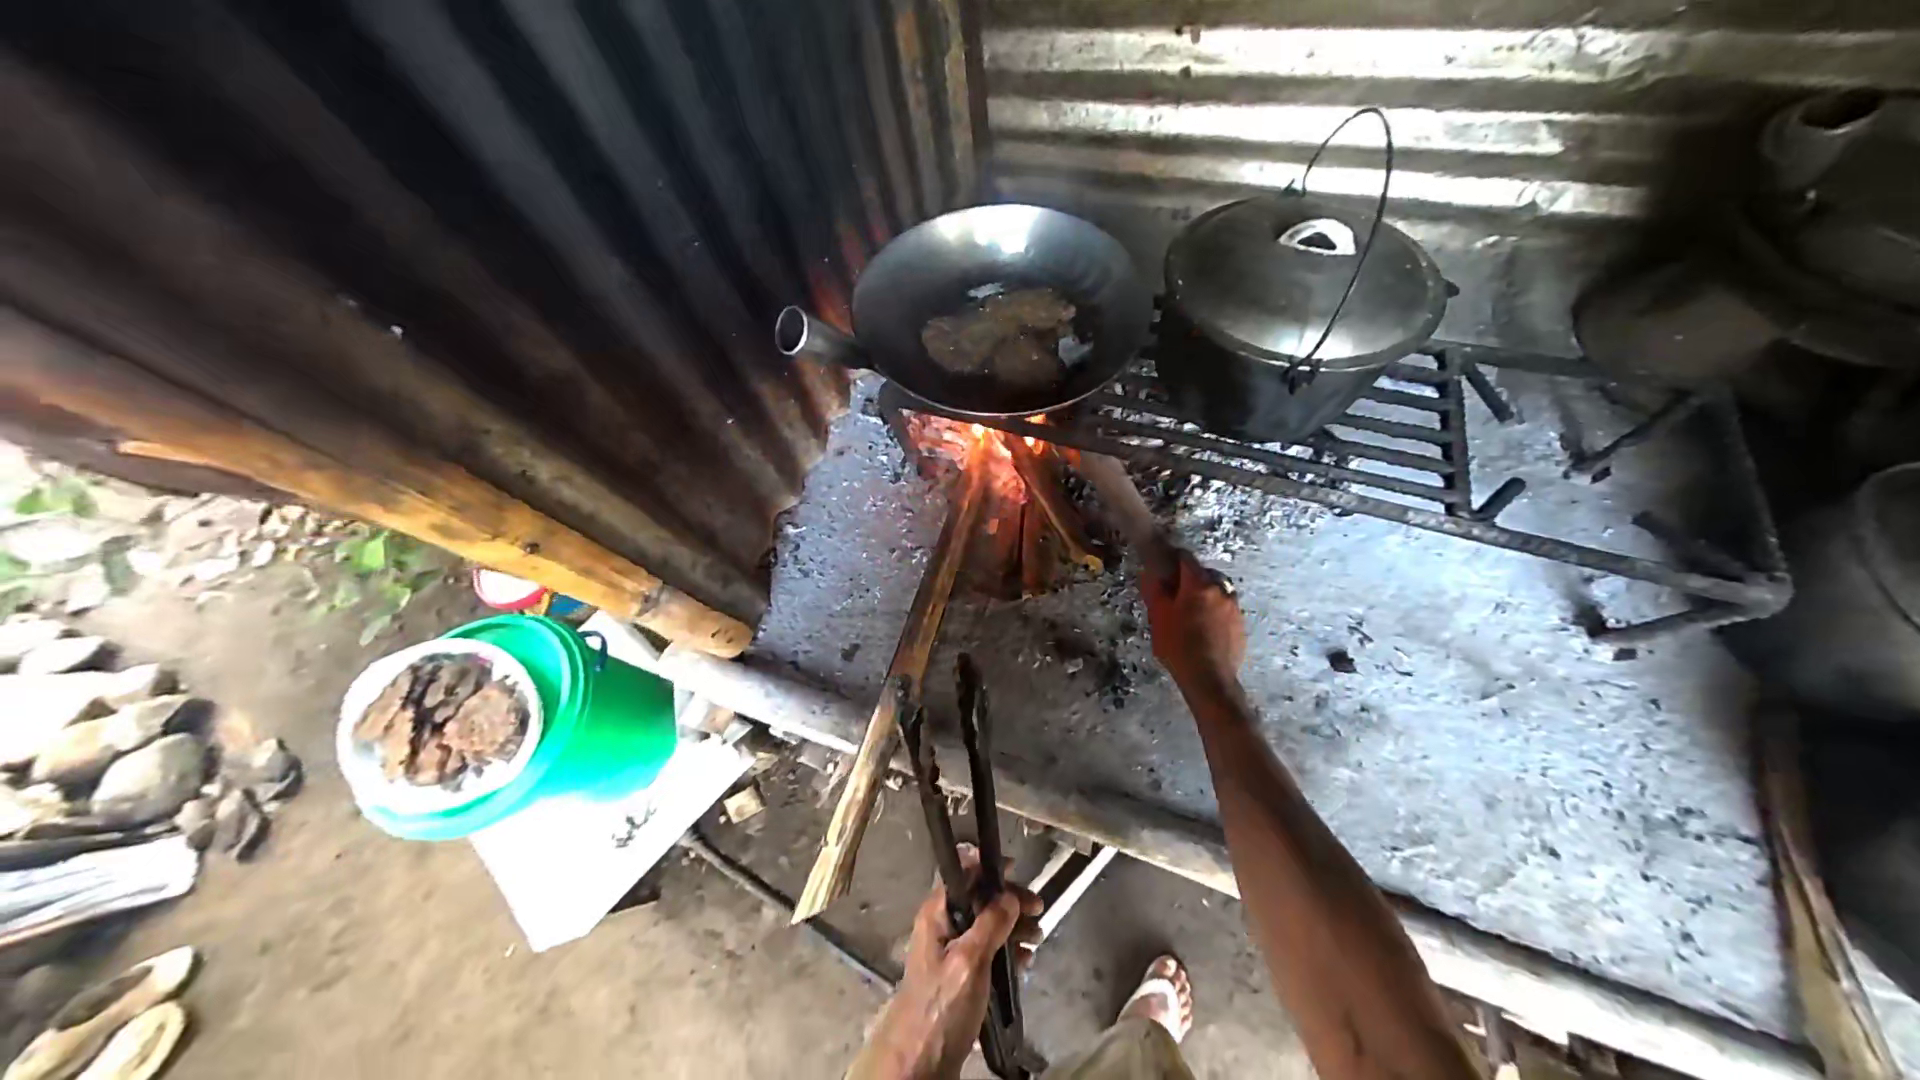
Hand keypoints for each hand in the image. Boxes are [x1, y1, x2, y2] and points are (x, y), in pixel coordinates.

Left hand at [851, 848, 1041, 1079]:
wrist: (920, 1061)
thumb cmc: (942, 1005)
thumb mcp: (969, 961)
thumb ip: (990, 924)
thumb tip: (1009, 895)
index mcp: (937, 913)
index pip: (961, 873)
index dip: (986, 866)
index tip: (1015, 868)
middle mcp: (942, 925)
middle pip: (979, 898)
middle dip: (1009, 900)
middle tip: (1038, 908)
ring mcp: (951, 951)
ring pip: (986, 925)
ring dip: (1013, 926)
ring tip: (1037, 937)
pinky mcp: (960, 976)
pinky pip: (987, 952)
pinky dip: (1007, 950)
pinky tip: (1025, 960)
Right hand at [1143, 551, 1245, 685]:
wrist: (1209, 679)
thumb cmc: (1178, 646)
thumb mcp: (1158, 617)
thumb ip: (1154, 590)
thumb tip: (1148, 573)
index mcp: (1199, 585)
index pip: (1186, 559)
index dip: (1173, 560)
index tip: (1164, 567)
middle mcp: (1221, 590)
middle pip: (1204, 574)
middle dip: (1190, 579)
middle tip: (1175, 594)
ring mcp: (1234, 608)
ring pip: (1217, 591)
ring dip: (1204, 595)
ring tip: (1191, 612)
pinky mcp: (1241, 625)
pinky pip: (1225, 609)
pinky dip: (1215, 611)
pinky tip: (1204, 628)